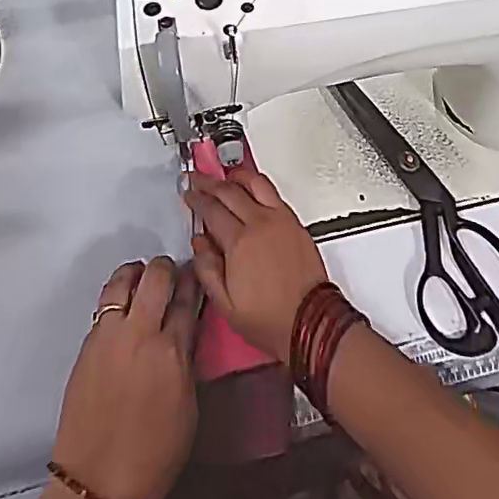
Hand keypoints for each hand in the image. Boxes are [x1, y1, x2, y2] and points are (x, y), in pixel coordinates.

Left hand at [51, 258, 199, 498]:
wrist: (100, 479)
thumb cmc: (154, 453)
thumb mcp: (189, 405)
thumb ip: (187, 360)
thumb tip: (185, 333)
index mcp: (172, 352)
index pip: (186, 300)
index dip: (191, 283)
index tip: (194, 276)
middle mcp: (139, 335)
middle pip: (155, 278)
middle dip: (166, 268)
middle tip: (170, 271)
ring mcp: (108, 337)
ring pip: (121, 283)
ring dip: (136, 273)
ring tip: (142, 275)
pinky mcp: (87, 346)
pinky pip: (103, 306)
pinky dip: (116, 295)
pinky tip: (122, 303)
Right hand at [185, 165, 328, 362]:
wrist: (310, 323)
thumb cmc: (272, 319)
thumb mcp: (225, 304)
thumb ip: (207, 269)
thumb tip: (199, 244)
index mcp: (239, 242)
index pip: (211, 209)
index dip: (196, 199)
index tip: (189, 195)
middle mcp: (260, 224)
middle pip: (229, 191)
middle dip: (209, 182)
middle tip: (198, 180)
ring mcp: (281, 221)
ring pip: (255, 183)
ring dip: (236, 176)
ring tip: (225, 176)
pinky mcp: (296, 224)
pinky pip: (274, 193)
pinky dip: (258, 184)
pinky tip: (252, 189)